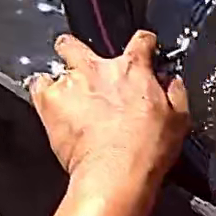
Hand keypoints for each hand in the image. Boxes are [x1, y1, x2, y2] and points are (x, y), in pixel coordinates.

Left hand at [28, 31, 189, 198]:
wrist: (116, 174)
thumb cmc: (147, 153)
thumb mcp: (179, 122)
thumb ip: (175, 94)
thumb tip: (171, 82)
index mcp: (134, 71)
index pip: (140, 41)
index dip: (144, 43)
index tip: (144, 48)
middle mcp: (99, 69)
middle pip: (81, 43)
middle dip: (81, 52)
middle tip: (88, 72)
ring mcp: (71, 82)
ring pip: (57, 63)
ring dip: (62, 77)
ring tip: (69, 98)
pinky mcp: (50, 101)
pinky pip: (37, 87)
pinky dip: (43, 95)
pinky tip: (54, 110)